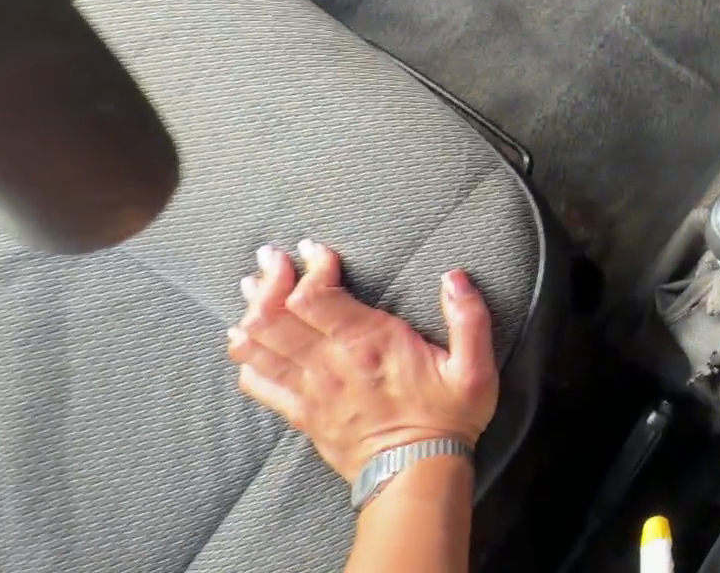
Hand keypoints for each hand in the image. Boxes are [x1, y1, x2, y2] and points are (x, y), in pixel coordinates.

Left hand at [227, 239, 498, 481]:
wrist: (417, 471)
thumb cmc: (450, 414)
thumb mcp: (476, 364)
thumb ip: (469, 316)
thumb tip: (455, 277)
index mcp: (371, 344)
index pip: (318, 297)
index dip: (310, 268)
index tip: (315, 247)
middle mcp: (331, 363)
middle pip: (276, 315)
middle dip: (270, 280)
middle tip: (271, 255)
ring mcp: (310, 390)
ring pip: (258, 345)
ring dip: (250, 309)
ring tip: (252, 283)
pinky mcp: (301, 413)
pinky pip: (256, 382)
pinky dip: (244, 355)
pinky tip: (243, 339)